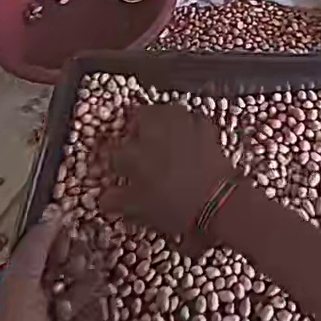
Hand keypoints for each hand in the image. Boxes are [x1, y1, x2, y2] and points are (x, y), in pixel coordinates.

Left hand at [0, 211, 101, 320]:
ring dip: (81, 289)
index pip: (47, 245)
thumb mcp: (20, 281)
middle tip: (71, 268)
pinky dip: (95, 310)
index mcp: (24, 277)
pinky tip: (83, 316)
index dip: (59, 235)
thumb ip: (37, 245)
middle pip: (70, 262)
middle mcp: (45, 292)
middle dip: (75, 260)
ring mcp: (66, 314)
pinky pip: (99, 311)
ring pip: (87, 284)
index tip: (72, 225)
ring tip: (68, 307)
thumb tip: (55, 209)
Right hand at [101, 103, 236, 251]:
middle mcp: (156, 131)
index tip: (121, 172)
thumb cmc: (175, 206)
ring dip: (163, 120)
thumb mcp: (141, 209)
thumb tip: (103, 198)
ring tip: (163, 136)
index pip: (117, 153)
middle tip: (140, 144)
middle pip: (140, 116)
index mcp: (136, 152)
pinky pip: (192, 119)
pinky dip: (189, 126)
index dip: (117, 164)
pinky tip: (189, 138)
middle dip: (137, 127)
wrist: (217, 202)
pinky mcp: (205, 127)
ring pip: (167, 111)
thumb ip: (118, 200)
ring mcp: (182, 125)